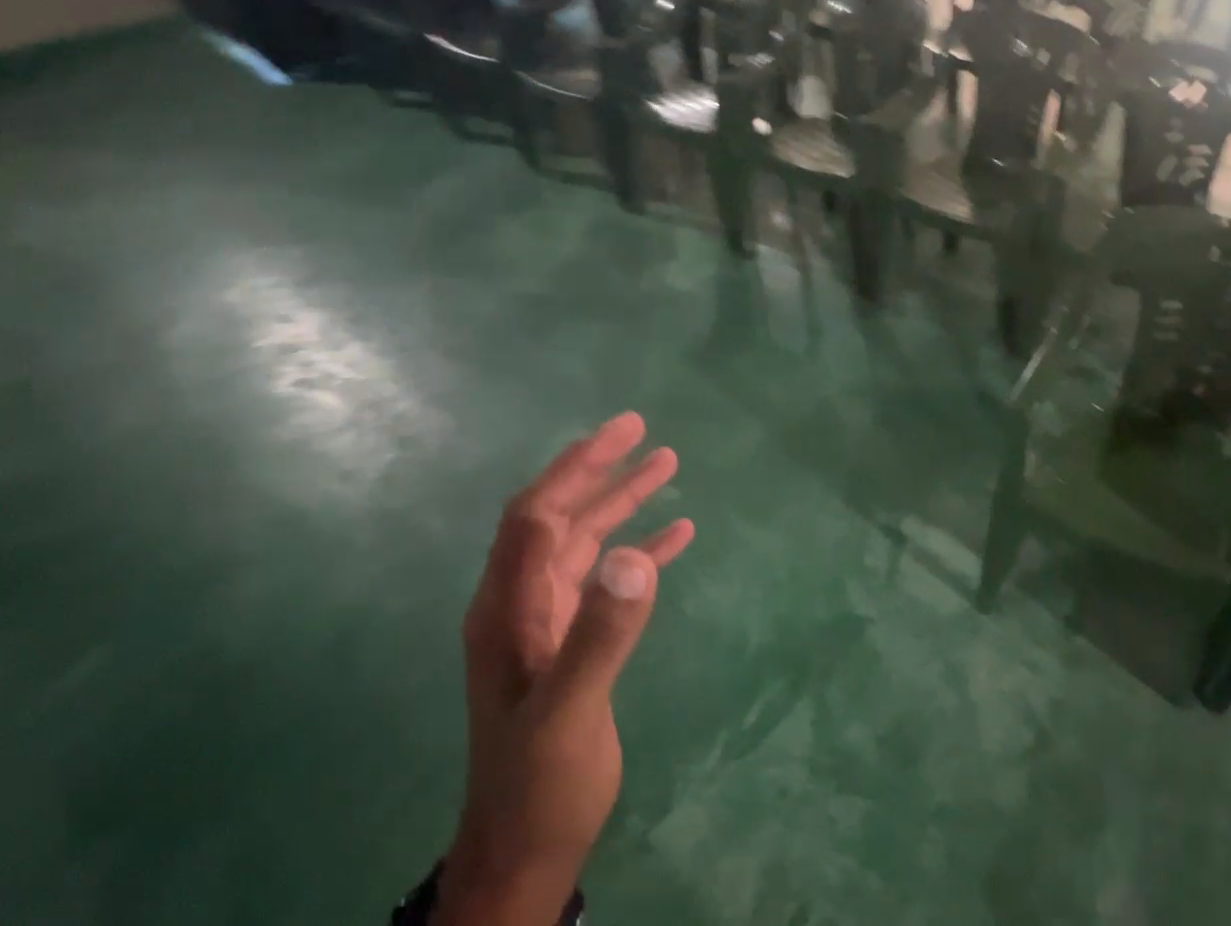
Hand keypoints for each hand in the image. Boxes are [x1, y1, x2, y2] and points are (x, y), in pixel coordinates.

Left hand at [435, 413, 694, 925]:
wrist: (526, 846)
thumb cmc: (540, 782)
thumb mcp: (569, 712)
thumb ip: (600, 635)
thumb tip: (634, 557)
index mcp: (506, 610)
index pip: (535, 517)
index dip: (577, 469)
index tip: (625, 432)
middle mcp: (519, 606)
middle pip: (557, 520)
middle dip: (598, 472)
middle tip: (644, 430)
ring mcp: (544, 626)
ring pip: (583, 546)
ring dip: (621, 506)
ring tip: (667, 467)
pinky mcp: (570, 645)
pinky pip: (606, 582)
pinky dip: (638, 553)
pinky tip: (676, 538)